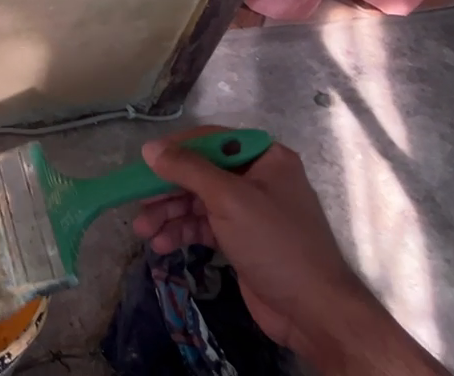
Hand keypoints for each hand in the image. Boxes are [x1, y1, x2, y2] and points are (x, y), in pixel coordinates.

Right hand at [136, 127, 447, 375]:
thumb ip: (187, 169)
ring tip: (143, 231)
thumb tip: (149, 148)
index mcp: (265, 158)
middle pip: (199, 173)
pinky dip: (182, 233)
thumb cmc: (276, 244)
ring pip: (197, 202)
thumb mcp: (229, 199)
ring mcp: (249, 211)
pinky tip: (161, 244)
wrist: (315, 313)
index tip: (145, 162)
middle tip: (137, 202)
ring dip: (169, 215)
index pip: (211, 140)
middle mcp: (257, 179)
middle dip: (167, 190)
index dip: (176, 149)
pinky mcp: (242, 240)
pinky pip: (203, 226)